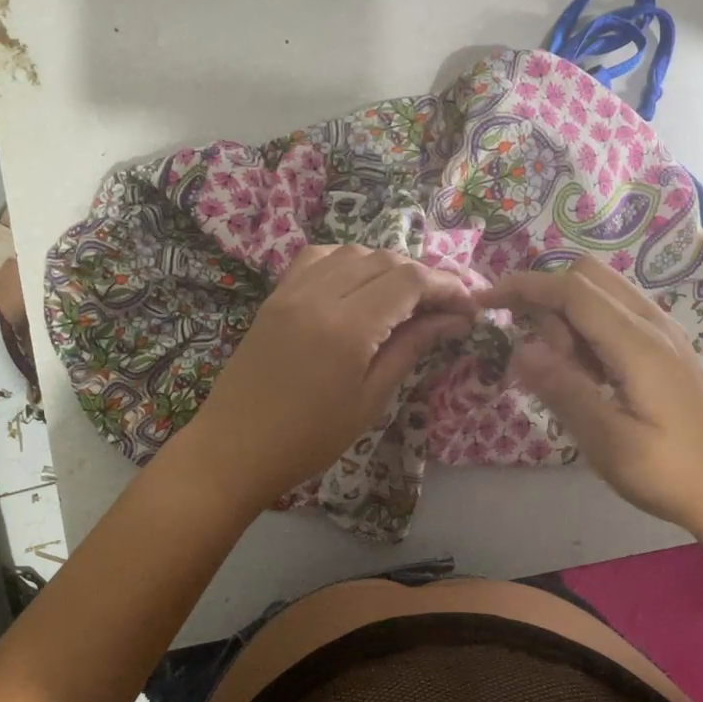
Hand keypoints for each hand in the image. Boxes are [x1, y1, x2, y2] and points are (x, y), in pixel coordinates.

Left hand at [170, 245, 473, 508]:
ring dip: (386, 266)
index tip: (468, 307)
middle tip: (443, 306)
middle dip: (422, 275)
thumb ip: (410, 349)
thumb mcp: (370, 400)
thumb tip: (454, 319)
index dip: (445, 286)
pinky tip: (357, 286)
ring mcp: (291, 291)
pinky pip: (316, 259)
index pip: (409, 280)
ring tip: (404, 298)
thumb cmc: (308, 439)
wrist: (234, 448)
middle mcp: (318, 295)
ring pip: (351, 253)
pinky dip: (346, 262)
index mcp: (347, 326)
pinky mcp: (274, 296)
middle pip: (384, 260)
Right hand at [479, 257, 702, 529]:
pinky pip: (614, 312)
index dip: (524, 286)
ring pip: (600, 291)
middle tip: (537, 356)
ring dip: (566, 315)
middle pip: (586, 275)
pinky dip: (585, 326)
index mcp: (637, 343)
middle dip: (545, 298)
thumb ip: (564, 390)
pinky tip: (585, 373)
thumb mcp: (608, 441)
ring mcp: (662, 332)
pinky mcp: (663, 346)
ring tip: (562, 371)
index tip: (484, 301)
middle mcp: (652, 324)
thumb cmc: (667, 471)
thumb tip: (520, 349)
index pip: (571, 290)